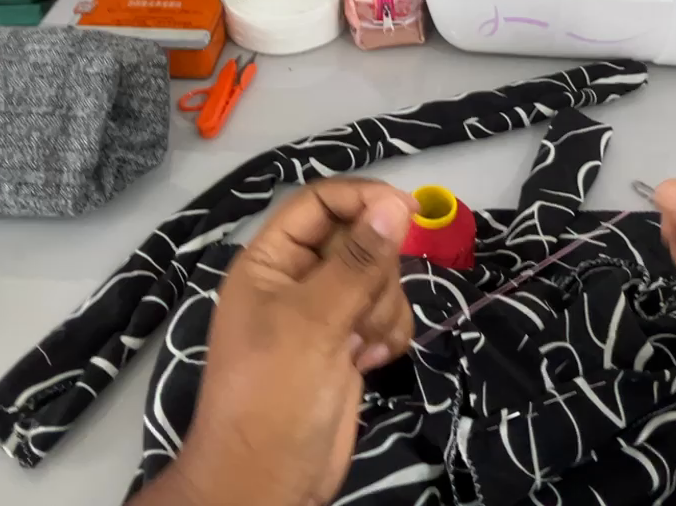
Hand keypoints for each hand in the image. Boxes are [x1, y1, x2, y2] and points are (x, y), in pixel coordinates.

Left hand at [145, 178, 414, 505]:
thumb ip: (358, 261)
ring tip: (362, 343)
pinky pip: (386, 312)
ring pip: (378, 276)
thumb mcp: (312, 321)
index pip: (319, 203)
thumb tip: (396, 204)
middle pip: (357, 238)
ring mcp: (325, 311)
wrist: (268, 486)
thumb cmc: (274, 393)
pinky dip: (389, 331)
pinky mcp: (349, 342)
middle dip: (374, 270)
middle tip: (364, 306)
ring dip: (383, 306)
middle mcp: (298, 278)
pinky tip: (372, 360)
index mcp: (270, 260)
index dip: (361, 198)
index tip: (407, 210)